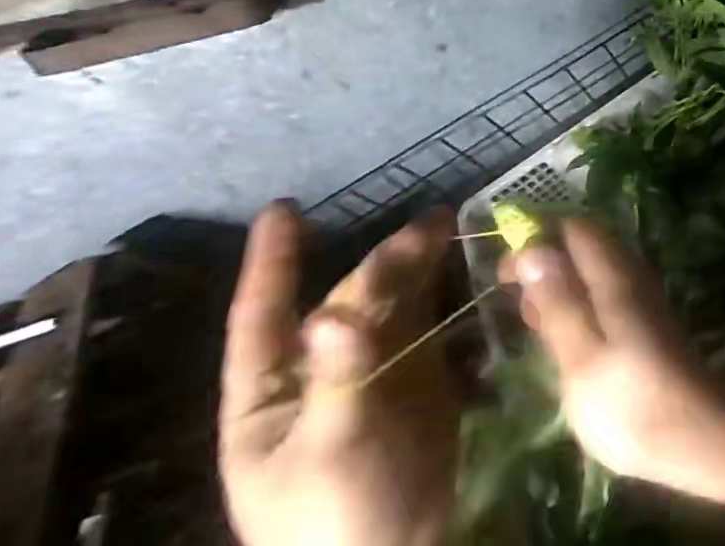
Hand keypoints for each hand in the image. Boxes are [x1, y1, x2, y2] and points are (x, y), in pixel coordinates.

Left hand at [219, 203, 458, 545]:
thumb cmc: (336, 522)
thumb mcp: (329, 451)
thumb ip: (337, 378)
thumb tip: (331, 312)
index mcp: (271, 392)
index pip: (262, 316)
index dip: (272, 262)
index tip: (284, 209)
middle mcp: (319, 368)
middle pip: (350, 298)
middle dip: (384, 260)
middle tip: (431, 225)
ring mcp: (371, 369)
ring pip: (391, 302)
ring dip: (417, 263)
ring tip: (446, 226)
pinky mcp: (416, 375)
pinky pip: (427, 320)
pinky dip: (443, 291)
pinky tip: (462, 266)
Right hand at [501, 218, 724, 504]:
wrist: (702, 439)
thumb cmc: (633, 404)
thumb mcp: (581, 357)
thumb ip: (557, 302)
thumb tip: (531, 249)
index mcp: (614, 275)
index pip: (574, 227)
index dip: (537, 237)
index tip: (505, 272)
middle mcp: (630, 276)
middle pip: (583, 246)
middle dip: (545, 264)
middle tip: (518, 307)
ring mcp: (641, 299)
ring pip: (591, 274)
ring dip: (559, 290)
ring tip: (535, 328)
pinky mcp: (644, 324)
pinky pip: (603, 297)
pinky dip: (577, 309)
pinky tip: (565, 343)